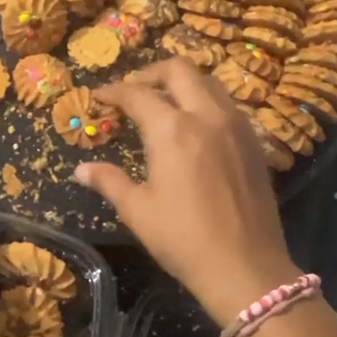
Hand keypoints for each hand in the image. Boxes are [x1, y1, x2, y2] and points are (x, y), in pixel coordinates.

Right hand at [78, 58, 301, 323]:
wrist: (245, 266)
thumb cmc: (183, 240)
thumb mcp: (138, 211)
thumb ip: (109, 181)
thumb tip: (81, 169)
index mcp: (172, 130)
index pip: (137, 94)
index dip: (114, 91)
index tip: (99, 96)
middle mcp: (207, 116)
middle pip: (179, 70)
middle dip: (151, 73)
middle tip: (133, 89)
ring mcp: (236, 126)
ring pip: (209, 82)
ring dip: (183, 83)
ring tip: (165, 101)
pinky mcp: (254, 142)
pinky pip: (228, 105)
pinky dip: (207, 101)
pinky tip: (196, 125)